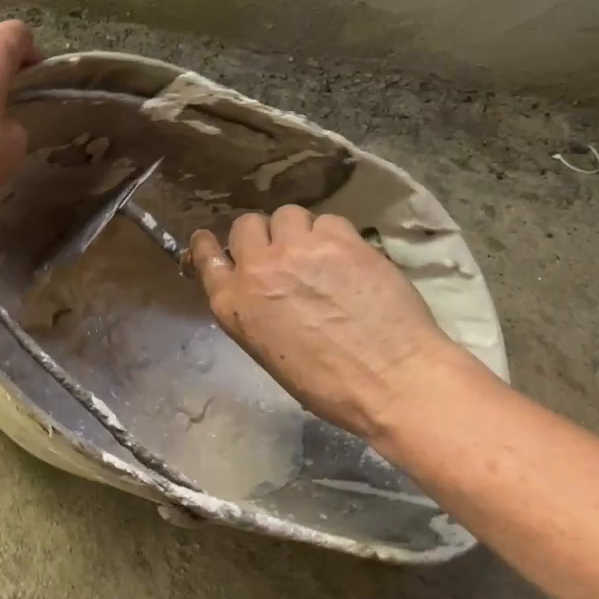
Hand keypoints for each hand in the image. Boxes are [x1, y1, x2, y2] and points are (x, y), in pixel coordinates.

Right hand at [189, 205, 462, 441]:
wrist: (393, 382)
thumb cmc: (327, 384)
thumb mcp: (264, 348)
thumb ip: (251, 306)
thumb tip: (261, 286)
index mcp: (232, 303)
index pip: (206, 255)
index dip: (209, 243)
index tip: (215, 240)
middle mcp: (257, 268)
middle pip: (247, 225)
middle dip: (263, 236)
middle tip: (285, 253)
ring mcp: (299, 250)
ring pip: (288, 215)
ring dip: (299, 231)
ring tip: (320, 253)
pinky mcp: (341, 241)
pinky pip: (328, 221)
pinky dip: (334, 236)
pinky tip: (349, 258)